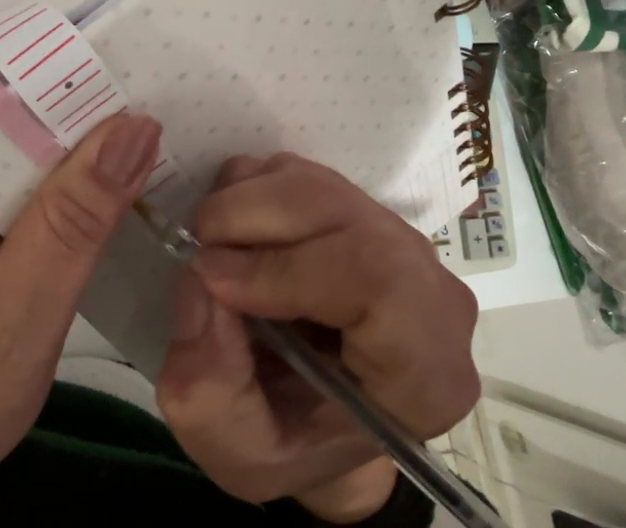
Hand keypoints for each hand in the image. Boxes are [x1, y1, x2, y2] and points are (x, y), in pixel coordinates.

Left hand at [0, 113, 163, 527]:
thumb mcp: (24, 309)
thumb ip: (76, 217)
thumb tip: (133, 126)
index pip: (18, 124)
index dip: (86, 112)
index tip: (159, 98)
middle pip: (27, 142)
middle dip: (94, 144)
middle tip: (176, 131)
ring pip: (35, 171)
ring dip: (90, 177)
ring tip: (162, 162)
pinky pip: (30, 203)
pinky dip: (74, 209)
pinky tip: (121, 207)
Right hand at [156, 154, 479, 522]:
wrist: (311, 417)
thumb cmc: (287, 443)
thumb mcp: (236, 453)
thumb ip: (210, 392)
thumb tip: (200, 286)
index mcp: (424, 374)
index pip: (378, 282)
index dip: (284, 269)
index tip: (210, 279)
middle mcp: (429, 297)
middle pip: (344, 217)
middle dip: (248, 220)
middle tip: (196, 250)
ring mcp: (398, 243)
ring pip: (318, 185)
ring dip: (243, 200)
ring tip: (210, 244)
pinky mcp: (361, 211)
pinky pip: (301, 172)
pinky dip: (248, 187)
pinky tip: (233, 233)